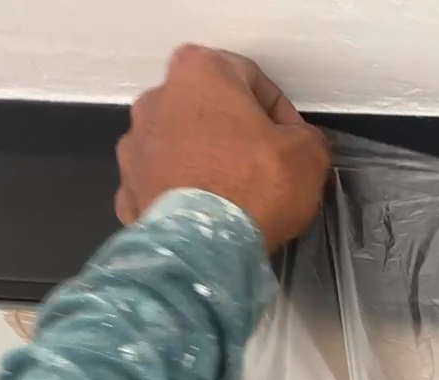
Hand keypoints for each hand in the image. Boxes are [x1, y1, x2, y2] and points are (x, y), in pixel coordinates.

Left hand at [115, 45, 331, 250]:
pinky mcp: (129, 187)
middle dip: (240, 139)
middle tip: (270, 176)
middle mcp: (157, 97)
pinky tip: (210, 219)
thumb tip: (301, 143)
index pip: (252, 78)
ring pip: (184, 149)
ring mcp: (136, 144)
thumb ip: (310, 138)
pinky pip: (164, 185)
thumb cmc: (258, 187)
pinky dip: (186, 197)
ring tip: (240, 203)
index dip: (283, 114)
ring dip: (210, 166)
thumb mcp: (310, 156)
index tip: (297, 148)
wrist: (207, 247)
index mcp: (201, 73)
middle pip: (211, 113)